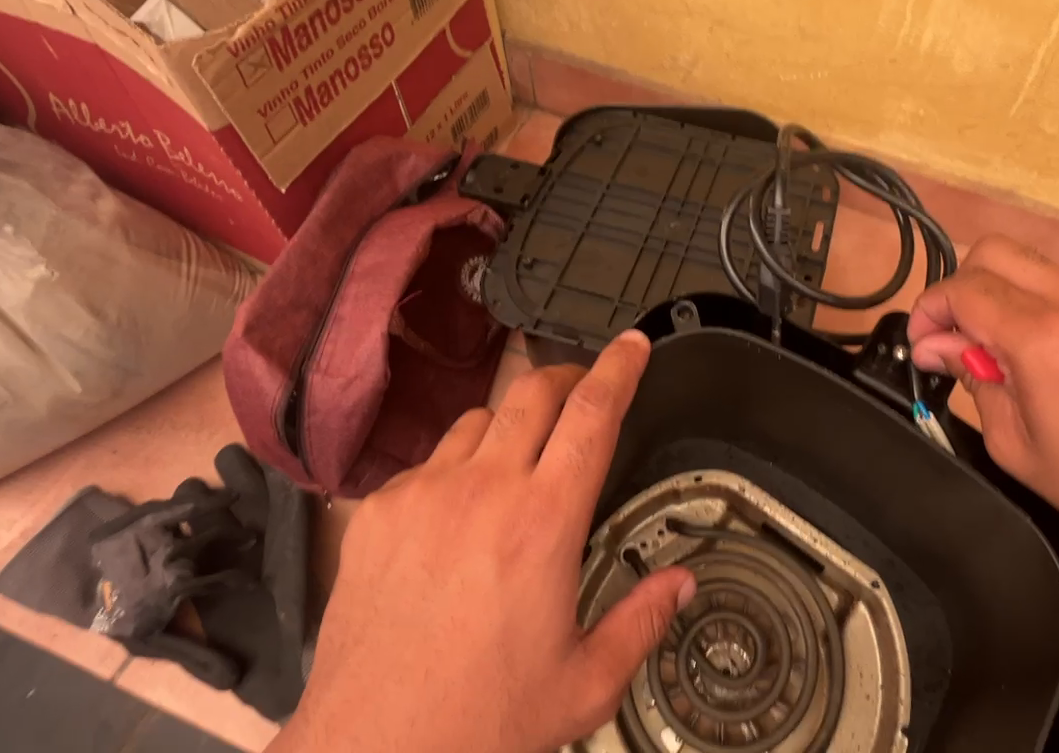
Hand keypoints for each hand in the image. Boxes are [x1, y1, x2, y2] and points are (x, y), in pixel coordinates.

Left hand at [272, 332, 694, 752]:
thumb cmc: (480, 721)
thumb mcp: (584, 682)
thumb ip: (641, 621)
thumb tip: (681, 583)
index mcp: (543, 523)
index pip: (593, 415)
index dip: (619, 368)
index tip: (633, 344)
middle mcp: (482, 492)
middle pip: (534, 392)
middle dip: (568, 377)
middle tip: (584, 391)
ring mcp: (423, 495)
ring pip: (480, 418)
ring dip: (511, 423)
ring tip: (520, 460)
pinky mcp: (377, 513)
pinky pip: (427, 462)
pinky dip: (456, 467)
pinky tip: (458, 513)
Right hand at [907, 236, 1058, 598]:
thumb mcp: (1017, 444)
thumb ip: (973, 378)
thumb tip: (937, 344)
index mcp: (1044, 336)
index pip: (963, 289)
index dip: (930, 308)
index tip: (926, 338)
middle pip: (998, 252)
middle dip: (967, 287)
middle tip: (967, 334)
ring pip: (1051, 274)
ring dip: (1025, 304)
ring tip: (1041, 362)